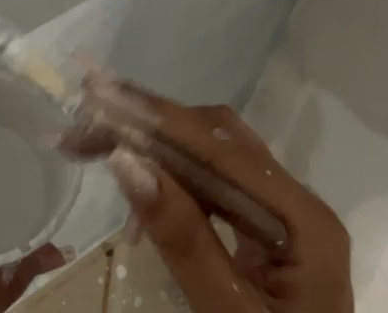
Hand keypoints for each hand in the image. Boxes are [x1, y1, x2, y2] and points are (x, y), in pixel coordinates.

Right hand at [69, 84, 352, 312]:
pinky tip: (135, 188)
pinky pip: (212, 185)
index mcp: (304, 219)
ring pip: (210, 156)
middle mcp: (298, 202)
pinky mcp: (263, 231)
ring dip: (152, 145)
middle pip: (216, 139)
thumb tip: (126, 158)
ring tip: (94, 141)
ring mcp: (282, 215)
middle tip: (82, 121)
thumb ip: (182, 238)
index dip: (157, 118)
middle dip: (146, 125)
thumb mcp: (225, 310)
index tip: (98, 96)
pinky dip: (169, 178)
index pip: (221, 148)